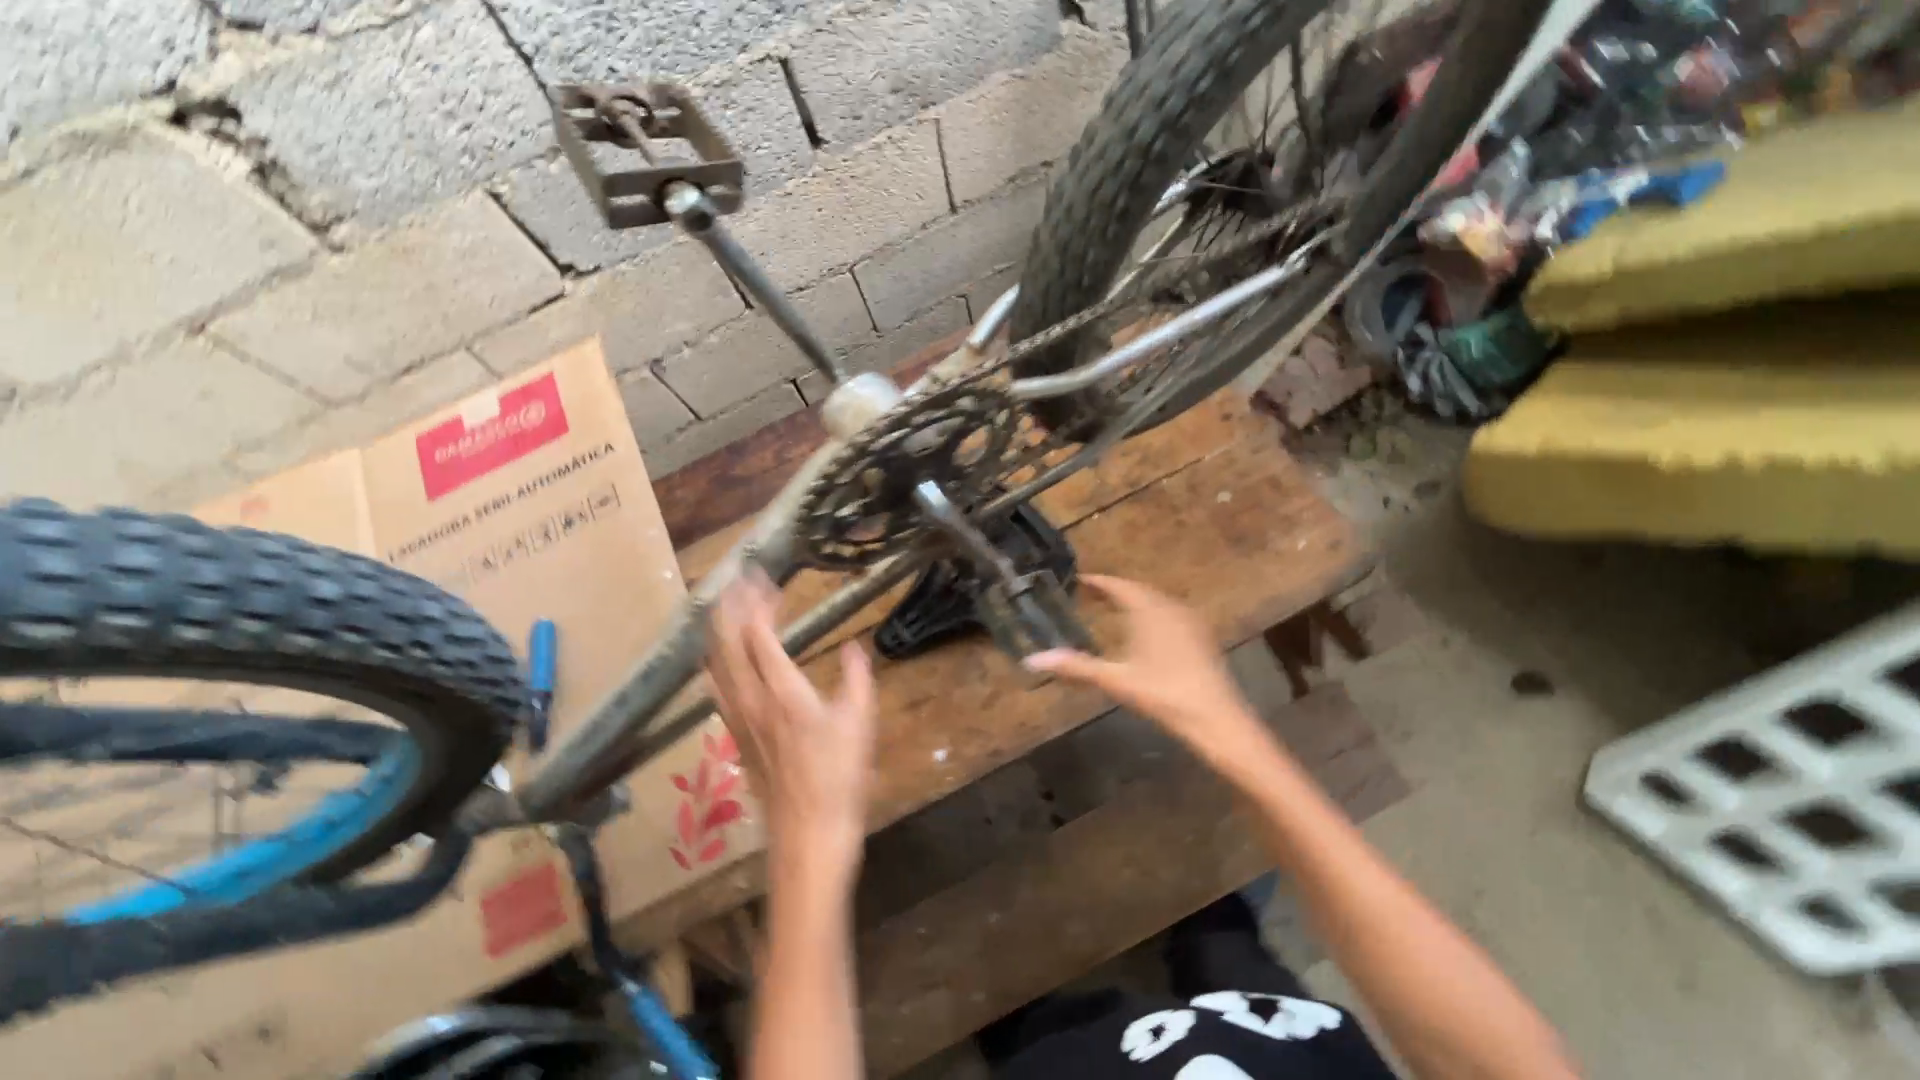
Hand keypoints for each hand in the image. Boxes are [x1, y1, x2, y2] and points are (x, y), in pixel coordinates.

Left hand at [707, 570, 876, 872]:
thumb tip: (856, 648)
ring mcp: (737, 720)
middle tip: (738, 580)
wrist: (808, 836)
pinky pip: (716, 687)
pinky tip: (721, 661)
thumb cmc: (839, 779)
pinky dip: (717, 660)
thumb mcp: (860, 724)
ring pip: (715, 663)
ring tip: (725, 608)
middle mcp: (749, 699)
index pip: (757, 633)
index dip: (756, 601)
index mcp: (781, 691)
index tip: (762, 577)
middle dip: (729, 606)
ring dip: (718, 630)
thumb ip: (856, 679)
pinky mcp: (736, 737)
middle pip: (726, 642)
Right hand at [1025, 575, 1275, 774]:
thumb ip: (1076, 668)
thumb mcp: (1116, 681)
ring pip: (1156, 603)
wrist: (1218, 719)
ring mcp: (1190, 623)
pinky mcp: (1201, 640)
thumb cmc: (1165, 695)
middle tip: (1088, 595)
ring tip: (1110, 610)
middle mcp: (1171, 608)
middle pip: (1138, 591)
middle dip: (1113, 591)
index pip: (1119, 585)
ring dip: (1133, 602)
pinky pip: (1169, 615)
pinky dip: (1149, 616)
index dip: (1098, 582)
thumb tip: (1033, 659)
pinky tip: (1143, 634)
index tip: (1077, 580)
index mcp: (1150, 610)